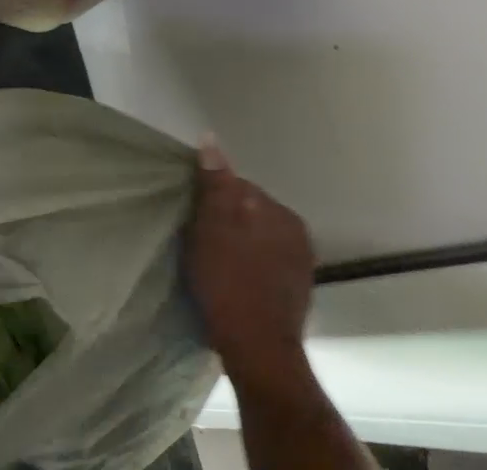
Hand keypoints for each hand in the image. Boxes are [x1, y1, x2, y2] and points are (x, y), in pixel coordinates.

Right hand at [186, 141, 314, 381]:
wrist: (255, 344)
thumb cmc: (226, 279)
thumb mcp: (211, 226)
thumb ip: (215, 184)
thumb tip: (211, 141)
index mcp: (279, 214)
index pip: (237, 185)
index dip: (208, 194)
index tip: (187, 210)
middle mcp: (297, 233)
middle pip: (248, 209)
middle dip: (223, 215)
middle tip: (192, 232)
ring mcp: (299, 262)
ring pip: (256, 234)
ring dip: (234, 238)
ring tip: (208, 253)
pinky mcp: (293, 287)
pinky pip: (263, 258)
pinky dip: (245, 259)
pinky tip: (228, 273)